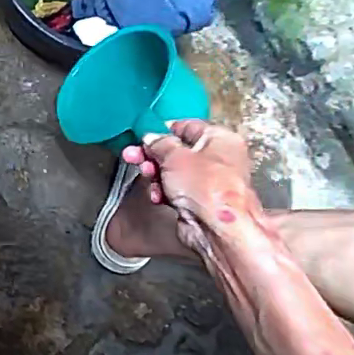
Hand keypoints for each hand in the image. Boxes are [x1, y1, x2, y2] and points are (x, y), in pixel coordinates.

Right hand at [122, 121, 262, 259]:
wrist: (217, 227)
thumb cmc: (207, 187)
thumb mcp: (175, 156)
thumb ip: (160, 143)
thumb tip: (152, 137)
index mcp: (220, 139)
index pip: (187, 127)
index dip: (163, 131)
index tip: (143, 136)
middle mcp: (217, 158)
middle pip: (176, 150)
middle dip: (152, 155)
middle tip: (133, 156)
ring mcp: (207, 180)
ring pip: (172, 171)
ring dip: (155, 174)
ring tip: (147, 177)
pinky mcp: (197, 199)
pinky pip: (174, 189)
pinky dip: (163, 192)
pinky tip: (159, 196)